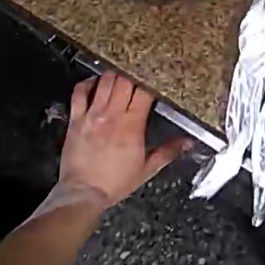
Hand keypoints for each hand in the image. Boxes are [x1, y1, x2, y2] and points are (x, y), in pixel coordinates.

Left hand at [60, 71, 191, 206]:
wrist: (83, 193)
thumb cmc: (115, 182)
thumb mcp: (147, 169)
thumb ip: (168, 152)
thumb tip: (188, 143)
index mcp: (132, 125)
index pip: (144, 92)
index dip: (151, 81)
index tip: (156, 77)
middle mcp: (112, 115)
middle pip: (124, 80)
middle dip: (133, 73)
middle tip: (138, 72)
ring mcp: (92, 114)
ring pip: (104, 81)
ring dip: (114, 74)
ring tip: (120, 74)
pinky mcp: (76, 118)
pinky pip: (80, 92)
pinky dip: (88, 83)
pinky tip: (96, 82)